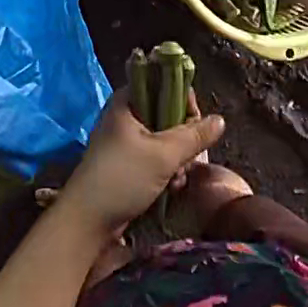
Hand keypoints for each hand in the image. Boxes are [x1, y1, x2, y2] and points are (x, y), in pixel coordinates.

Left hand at [57, 92, 223, 233]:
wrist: (88, 221)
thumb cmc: (122, 178)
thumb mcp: (163, 154)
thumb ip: (194, 135)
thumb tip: (220, 120)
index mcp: (127, 101)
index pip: (164, 85)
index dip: (184, 102)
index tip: (194, 125)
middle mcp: (126, 116)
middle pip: (168, 115)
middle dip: (184, 139)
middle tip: (187, 159)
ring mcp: (126, 141)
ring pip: (166, 139)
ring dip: (178, 159)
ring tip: (177, 178)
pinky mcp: (128, 163)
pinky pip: (157, 158)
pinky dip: (168, 170)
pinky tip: (172, 188)